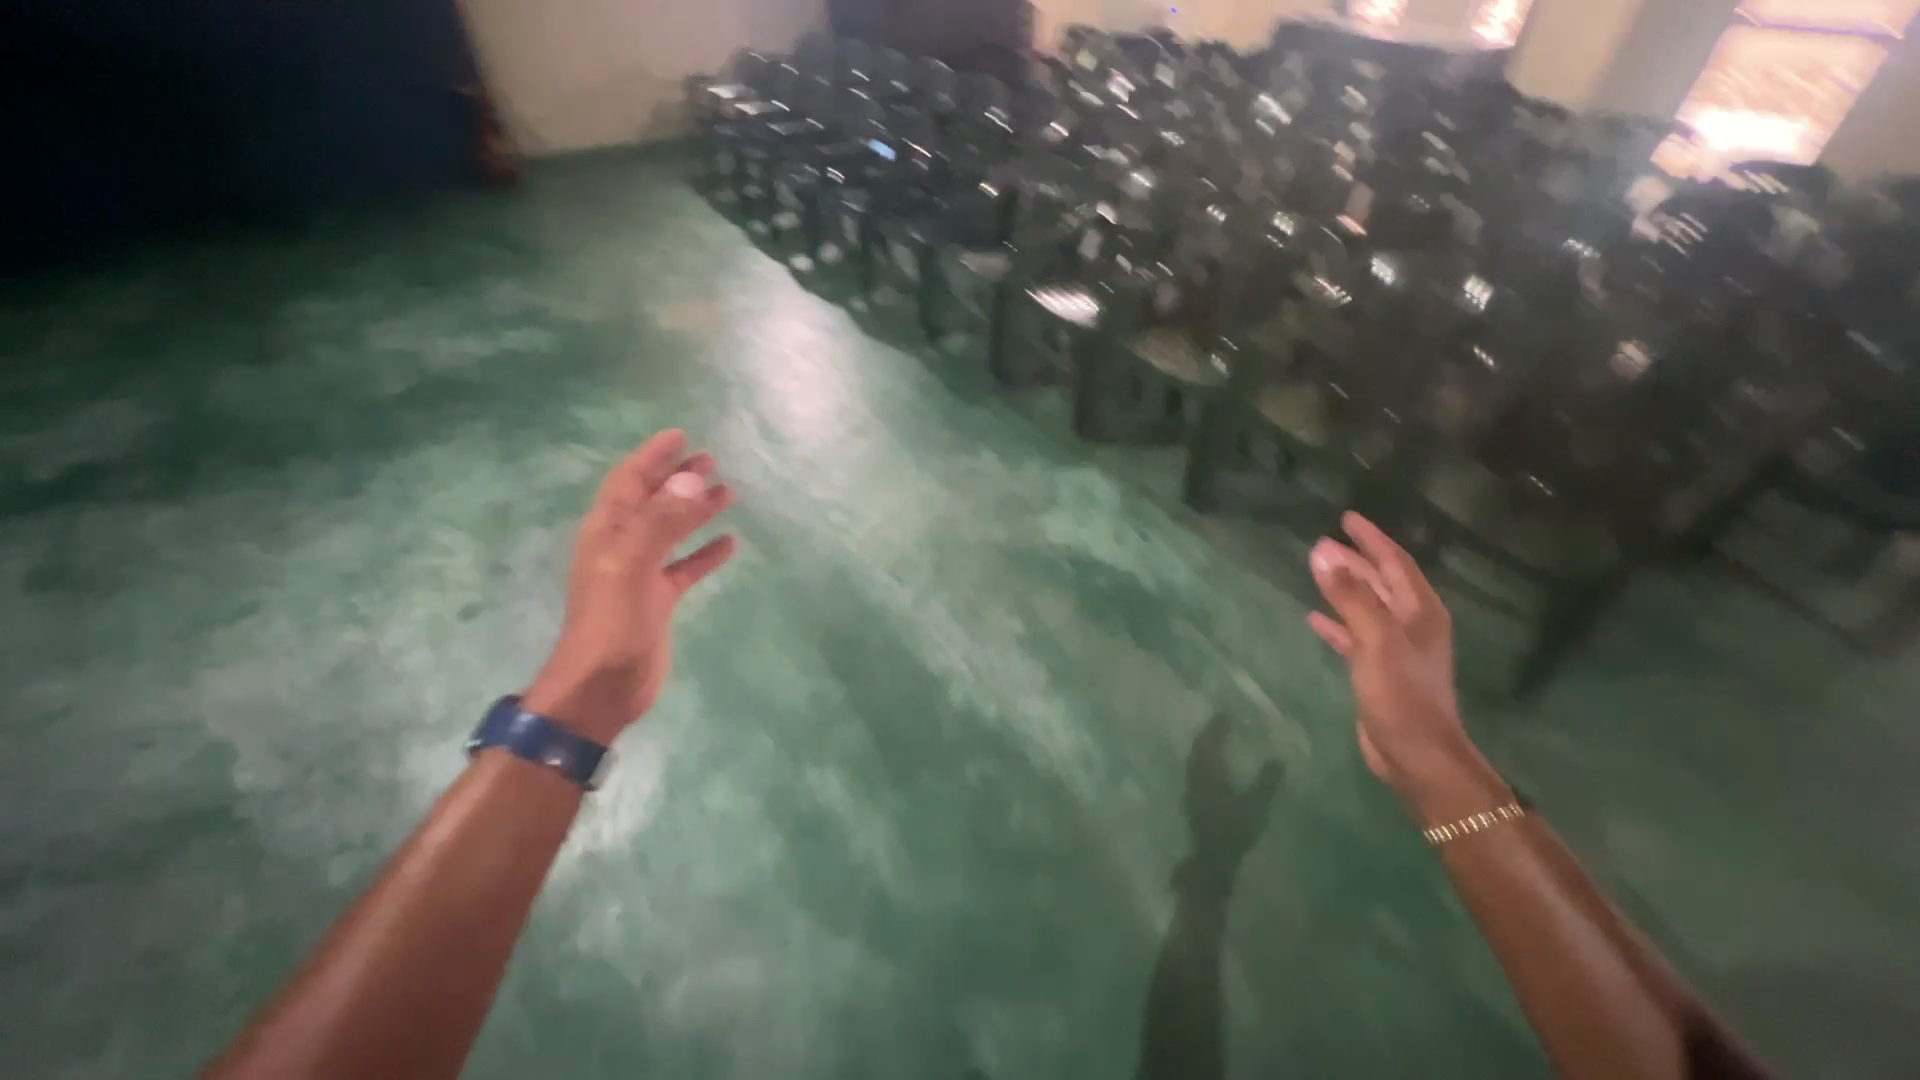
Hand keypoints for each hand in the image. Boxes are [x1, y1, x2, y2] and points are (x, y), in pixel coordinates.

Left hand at [524, 430, 735, 743]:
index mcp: (606, 532)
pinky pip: (686, 567)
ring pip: (672, 531)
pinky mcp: (658, 601)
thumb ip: (661, 521)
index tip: (681, 436)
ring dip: (697, 511)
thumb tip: (692, 479)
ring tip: (728, 493)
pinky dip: (706, 553)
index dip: (652, 457)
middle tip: (712, 460)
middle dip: (678, 478)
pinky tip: (730, 543)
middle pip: (652, 501)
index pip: (629, 482)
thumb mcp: (631, 565)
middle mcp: (622, 546)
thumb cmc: (611, 623)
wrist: (602, 687)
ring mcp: (640, 574)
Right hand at [1306, 512, 1471, 789]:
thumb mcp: (1375, 639)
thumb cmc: (1401, 693)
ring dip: (1344, 588)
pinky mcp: (1379, 670)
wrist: (1415, 754)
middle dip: (1356, 560)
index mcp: (1420, 611)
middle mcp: (1412, 624)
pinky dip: (1337, 623)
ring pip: (1367, 606)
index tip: (1347, 518)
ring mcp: (1396, 648)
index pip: (1395, 562)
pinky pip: (1355, 635)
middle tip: (1324, 542)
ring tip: (1317, 571)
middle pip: (1382, 581)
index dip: (1372, 539)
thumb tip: (1322, 552)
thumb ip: (1350, 596)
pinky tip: (1314, 618)